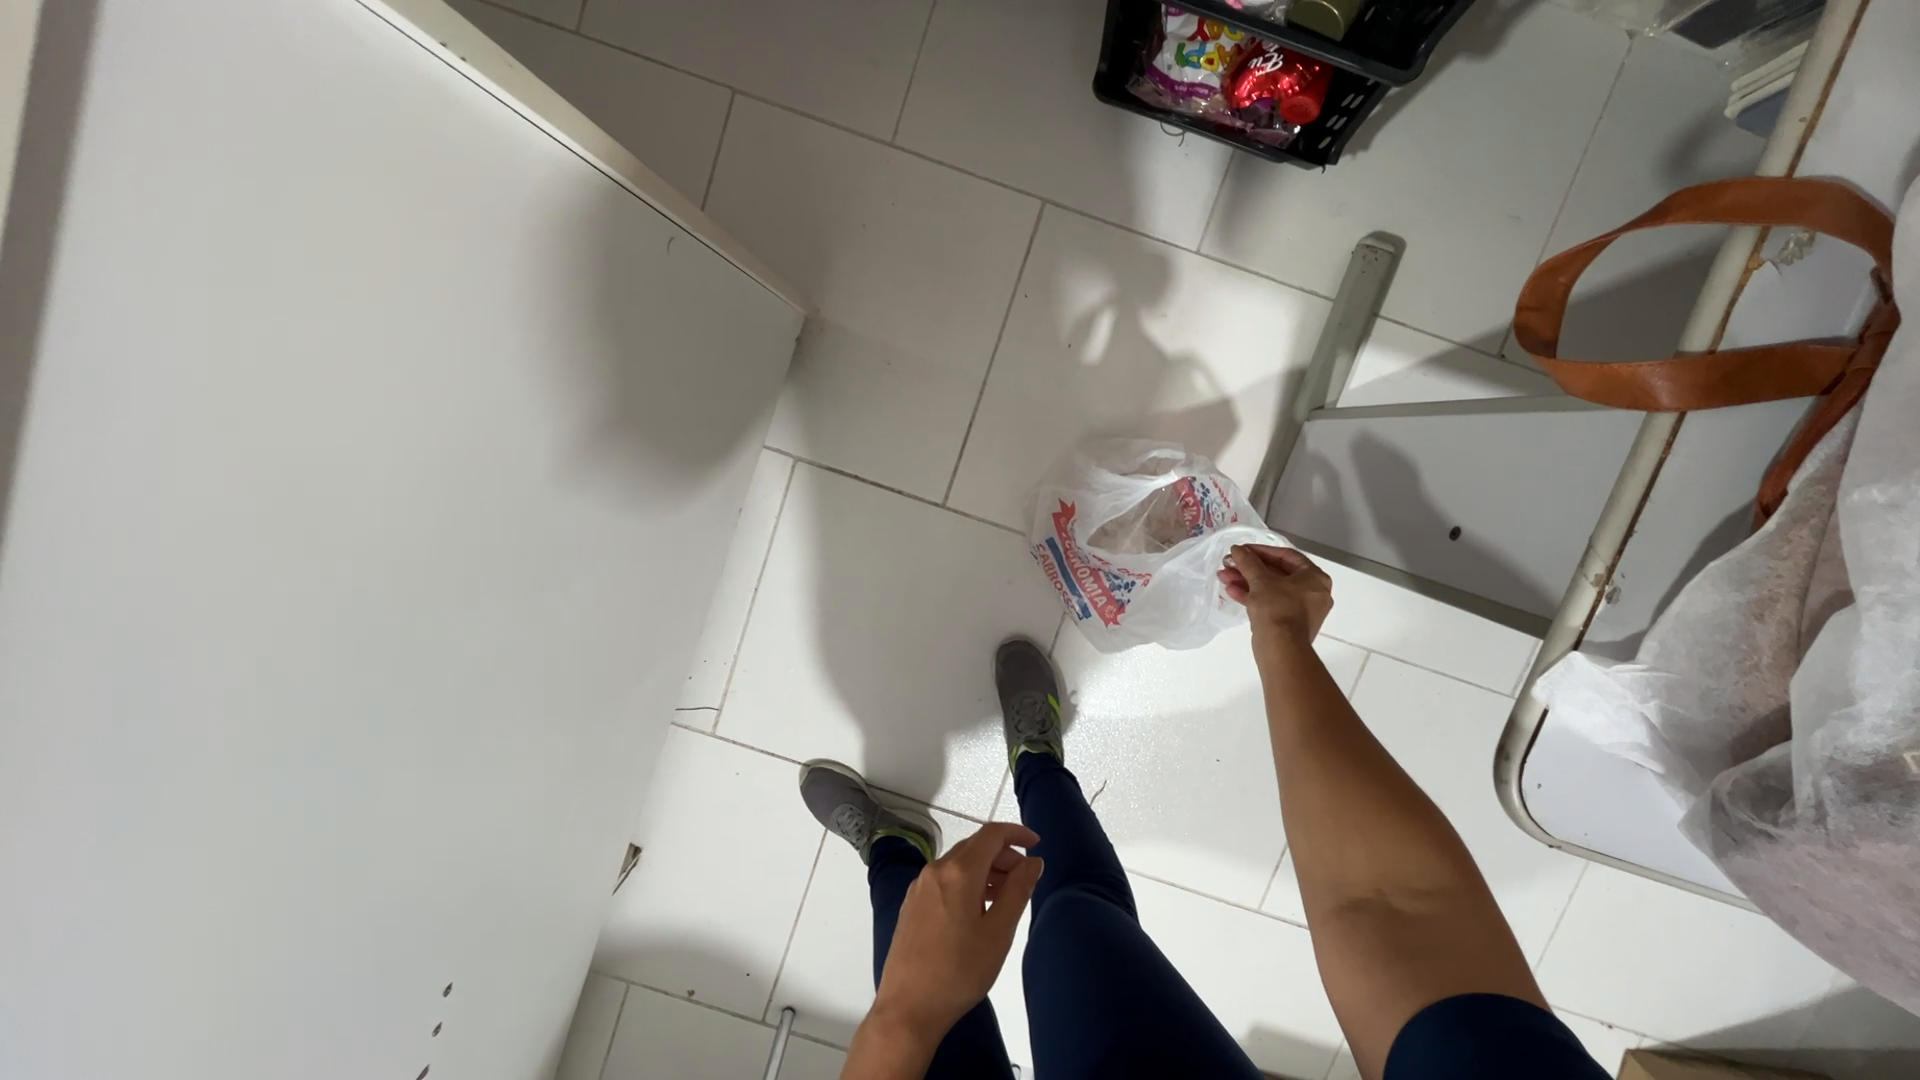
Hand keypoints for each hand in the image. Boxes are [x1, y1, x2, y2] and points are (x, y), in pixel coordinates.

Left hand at [869, 823, 1043, 1046]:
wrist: (908, 1008)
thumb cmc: (959, 972)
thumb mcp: (998, 933)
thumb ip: (1018, 891)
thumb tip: (1033, 862)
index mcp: (959, 872)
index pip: (991, 834)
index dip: (1017, 833)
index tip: (1037, 845)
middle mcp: (935, 870)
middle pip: (975, 847)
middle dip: (1004, 855)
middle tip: (1026, 879)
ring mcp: (919, 887)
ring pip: (959, 864)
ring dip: (986, 870)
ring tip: (1006, 896)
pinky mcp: (911, 905)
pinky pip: (945, 879)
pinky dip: (967, 882)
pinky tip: (977, 909)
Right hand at [1219, 543, 1333, 645]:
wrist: (1281, 647)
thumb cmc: (1277, 608)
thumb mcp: (1261, 580)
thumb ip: (1248, 562)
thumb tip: (1237, 549)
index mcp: (1315, 577)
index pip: (1287, 556)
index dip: (1261, 551)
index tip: (1242, 550)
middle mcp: (1312, 592)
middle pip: (1277, 573)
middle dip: (1249, 568)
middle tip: (1229, 564)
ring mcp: (1301, 609)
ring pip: (1271, 589)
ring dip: (1247, 581)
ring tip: (1224, 577)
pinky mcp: (1289, 622)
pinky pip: (1271, 603)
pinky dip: (1253, 596)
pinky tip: (1231, 591)